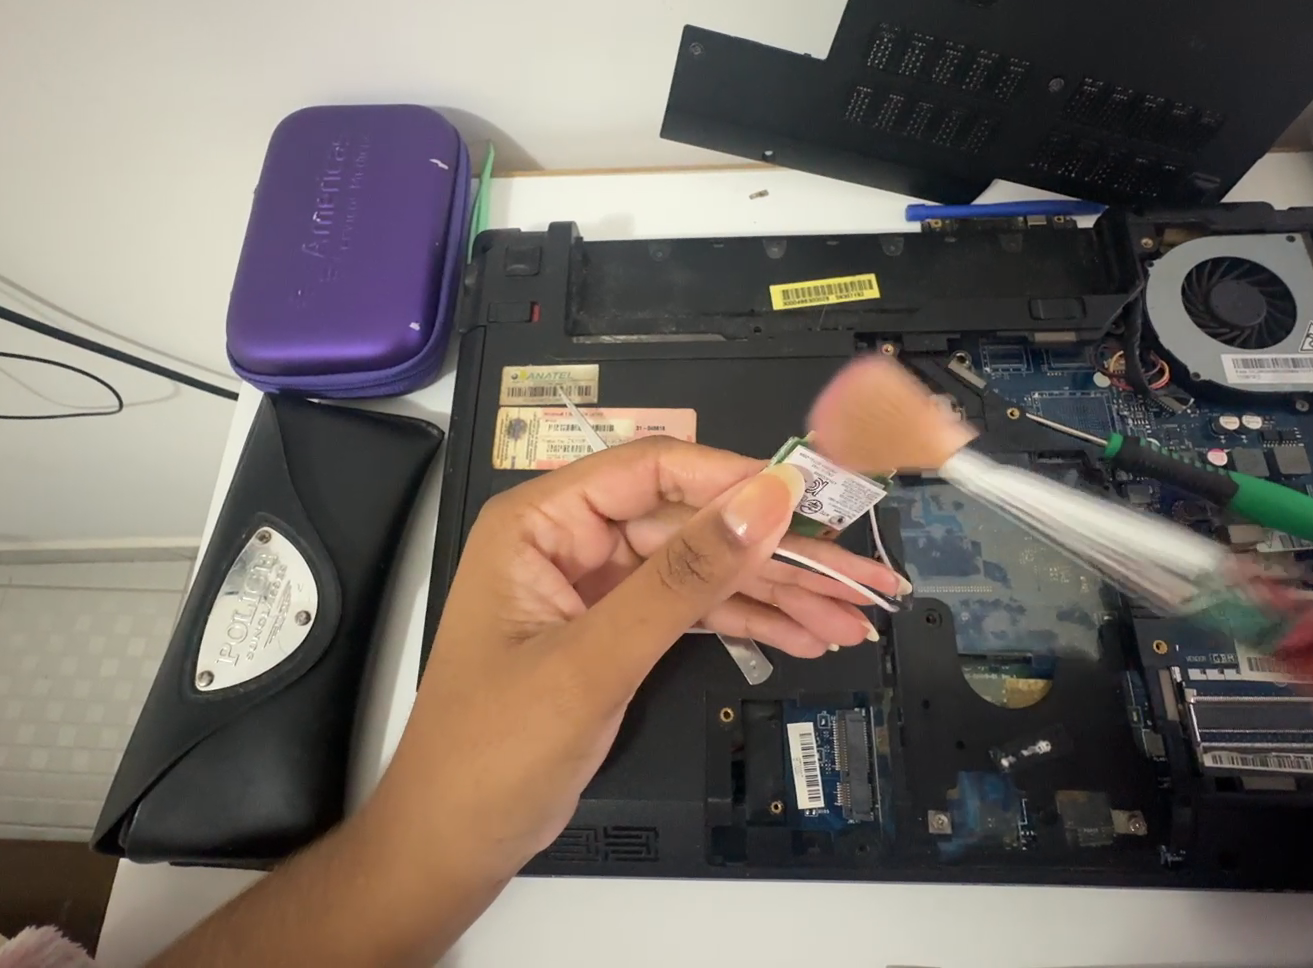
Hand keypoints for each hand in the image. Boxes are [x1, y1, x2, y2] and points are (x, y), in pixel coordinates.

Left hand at [379, 438, 901, 872]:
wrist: (454, 842)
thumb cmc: (493, 752)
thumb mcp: (594, 661)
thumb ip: (682, 578)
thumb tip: (763, 501)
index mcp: (543, 520)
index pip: (653, 470)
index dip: (735, 480)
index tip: (809, 503)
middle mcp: (574, 538)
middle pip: (693, 522)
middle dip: (776, 555)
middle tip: (858, 577)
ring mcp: (601, 583)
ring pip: (703, 568)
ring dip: (776, 593)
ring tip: (850, 617)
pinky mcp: (621, 625)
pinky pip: (695, 608)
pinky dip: (749, 622)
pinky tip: (804, 635)